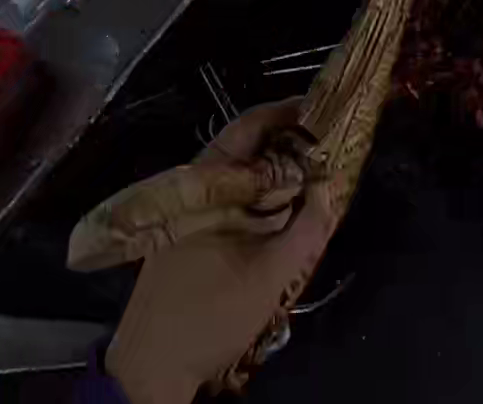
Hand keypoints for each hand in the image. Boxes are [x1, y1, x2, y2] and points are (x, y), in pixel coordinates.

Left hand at [105, 99, 335, 403]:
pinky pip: (234, 190)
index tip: (327, 110)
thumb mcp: (274, 273)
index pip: (251, 124)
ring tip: (316, 168)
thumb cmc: (211, 317)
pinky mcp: (192, 228)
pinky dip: (264, 188)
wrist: (150, 373)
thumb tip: (332, 184)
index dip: (290, 110)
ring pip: (242, 167)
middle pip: (248, 141)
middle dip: (291, 136)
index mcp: (206, 186)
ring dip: (279, 163)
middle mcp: (194, 187)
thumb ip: (311, 224)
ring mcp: (190, 208)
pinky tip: (288, 202)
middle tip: (329, 140)